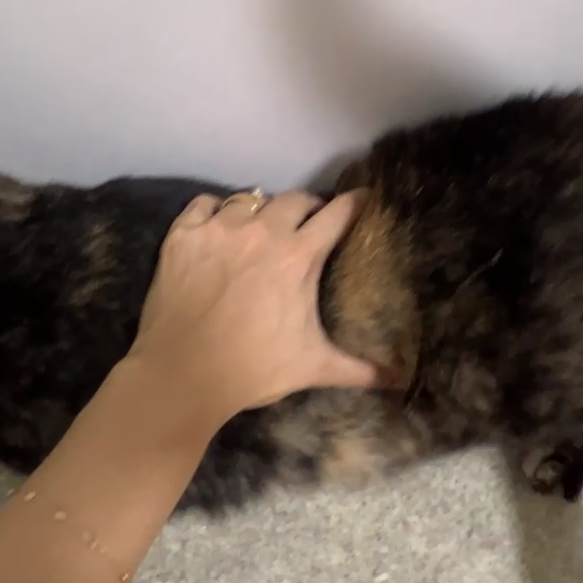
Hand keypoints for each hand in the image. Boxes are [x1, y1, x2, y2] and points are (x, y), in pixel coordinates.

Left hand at [126, 189, 385, 417]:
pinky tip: (219, 228)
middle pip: (294, 199)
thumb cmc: (253, 370)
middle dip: (307, 208)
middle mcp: (262, 231)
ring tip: (261, 229)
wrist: (181, 376)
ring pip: (249, 199)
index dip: (354, 204)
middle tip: (308, 224)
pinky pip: (205, 204)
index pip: (337, 213)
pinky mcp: (183, 235)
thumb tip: (401, 383)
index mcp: (299, 256)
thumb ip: (360, 369)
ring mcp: (219, 229)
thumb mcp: (313, 367)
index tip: (362, 200)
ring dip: (261, 211)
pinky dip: (216, 211)